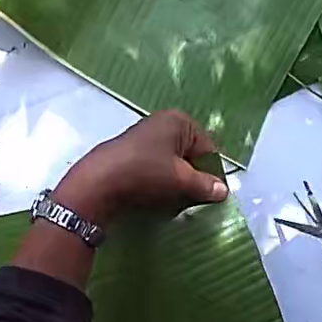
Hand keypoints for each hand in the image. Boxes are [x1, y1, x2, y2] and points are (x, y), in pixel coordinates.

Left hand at [50, 110, 228, 224]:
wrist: (98, 184)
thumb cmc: (145, 174)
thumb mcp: (182, 181)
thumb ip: (206, 185)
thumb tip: (223, 190)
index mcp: (179, 121)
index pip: (208, 149)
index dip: (212, 174)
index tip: (212, 196)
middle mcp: (162, 122)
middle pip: (190, 154)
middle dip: (193, 177)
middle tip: (192, 199)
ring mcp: (144, 136)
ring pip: (172, 163)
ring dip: (176, 182)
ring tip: (173, 200)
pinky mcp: (130, 153)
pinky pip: (155, 167)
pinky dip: (159, 181)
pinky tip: (155, 196)